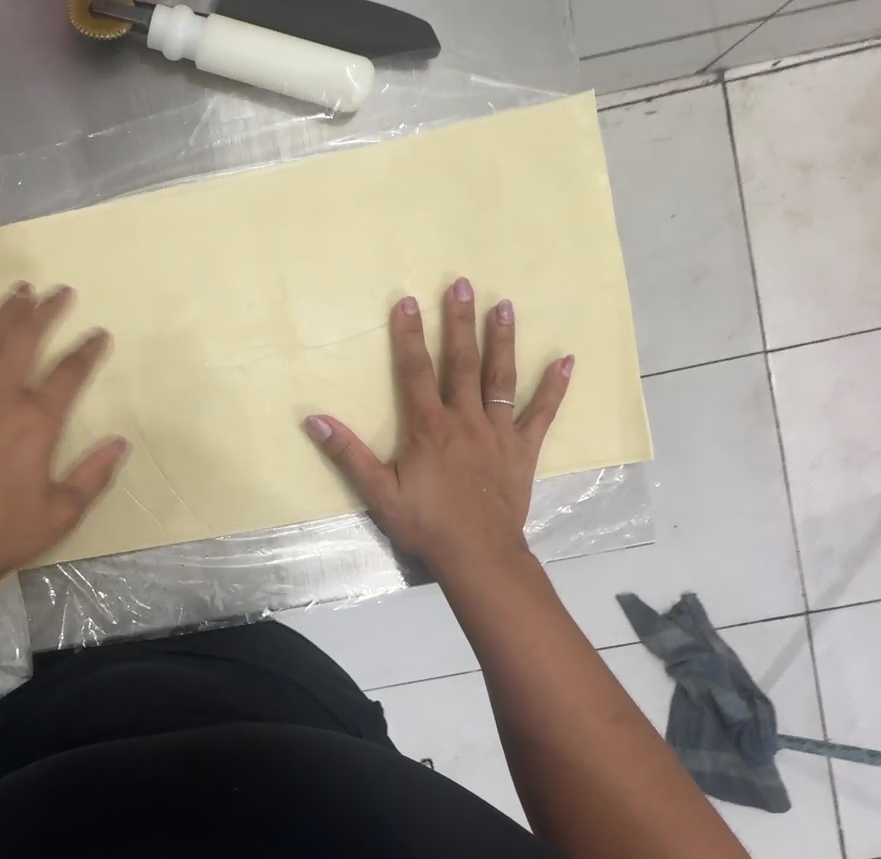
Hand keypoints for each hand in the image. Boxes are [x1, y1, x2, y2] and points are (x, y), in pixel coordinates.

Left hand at [0, 284, 128, 597]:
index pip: (69, 373)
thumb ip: (93, 476)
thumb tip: (120, 443)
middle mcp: (0, 397)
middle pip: (26, 339)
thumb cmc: (1, 534)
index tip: (99, 334)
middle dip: (46, 311)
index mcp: (37, 423)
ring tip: (21, 289)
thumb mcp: (61, 514)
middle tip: (60, 292)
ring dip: (5, 310)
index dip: (87, 350)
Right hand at [305, 279, 573, 572]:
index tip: (406, 302)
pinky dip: (554, 389)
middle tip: (462, 284)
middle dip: (458, 323)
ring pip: (501, 378)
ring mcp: (498, 433)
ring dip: (502, 340)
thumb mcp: (377, 492)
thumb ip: (347, 454)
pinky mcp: (522, 450)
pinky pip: (540, 414)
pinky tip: (566, 361)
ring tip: (504, 305)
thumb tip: (314, 420)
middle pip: (461, 363)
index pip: (415, 372)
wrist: (476, 552)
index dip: (408, 336)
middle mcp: (464, 420)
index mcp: (428, 428)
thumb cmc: (424, 523)